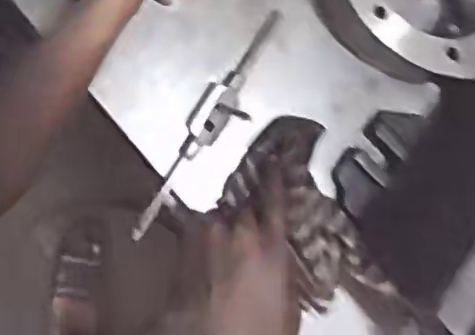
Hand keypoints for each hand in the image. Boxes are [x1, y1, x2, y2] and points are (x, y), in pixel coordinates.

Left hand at [201, 181, 300, 334]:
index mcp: (270, 247)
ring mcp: (210, 226)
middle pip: (246, 205)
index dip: (274, 177)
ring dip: (226, 227)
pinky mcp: (187, 232)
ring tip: (225, 251)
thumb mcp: (287, 312)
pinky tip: (206, 255)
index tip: (273, 158)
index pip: (275, 200)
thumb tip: (281, 258)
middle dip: (249, 213)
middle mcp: (240, 228)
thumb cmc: (254, 332)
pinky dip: (207, 234)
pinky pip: (202, 225)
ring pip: (222, 215)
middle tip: (250, 229)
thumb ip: (285, 275)